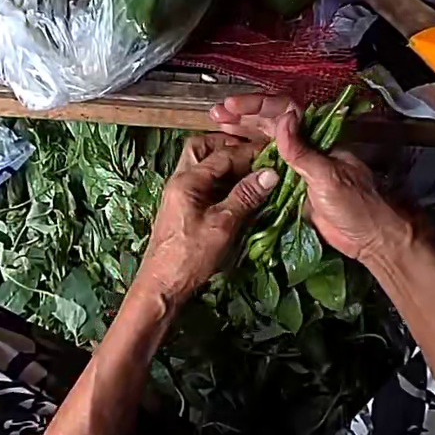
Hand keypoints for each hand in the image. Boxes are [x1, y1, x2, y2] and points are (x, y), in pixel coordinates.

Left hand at [134, 133, 280, 304]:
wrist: (161, 287)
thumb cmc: (189, 257)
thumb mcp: (222, 225)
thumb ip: (245, 196)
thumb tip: (270, 174)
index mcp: (186, 181)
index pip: (222, 154)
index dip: (249, 152)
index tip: (273, 153)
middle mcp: (180, 182)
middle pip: (202, 149)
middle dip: (229, 147)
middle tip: (254, 155)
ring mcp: (180, 196)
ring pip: (202, 166)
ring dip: (225, 164)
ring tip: (252, 172)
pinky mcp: (184, 210)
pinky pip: (204, 185)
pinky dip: (222, 182)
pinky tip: (240, 193)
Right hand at [210, 94, 416, 268]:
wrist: (369, 238)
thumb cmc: (357, 205)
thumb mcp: (328, 176)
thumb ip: (302, 151)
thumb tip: (284, 119)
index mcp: (318, 138)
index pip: (284, 112)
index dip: (257, 106)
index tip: (232, 106)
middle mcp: (306, 148)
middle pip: (271, 124)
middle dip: (244, 116)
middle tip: (216, 114)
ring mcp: (298, 167)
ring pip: (266, 144)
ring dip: (243, 134)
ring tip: (218, 127)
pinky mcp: (292, 187)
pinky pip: (267, 169)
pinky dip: (249, 161)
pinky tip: (232, 157)